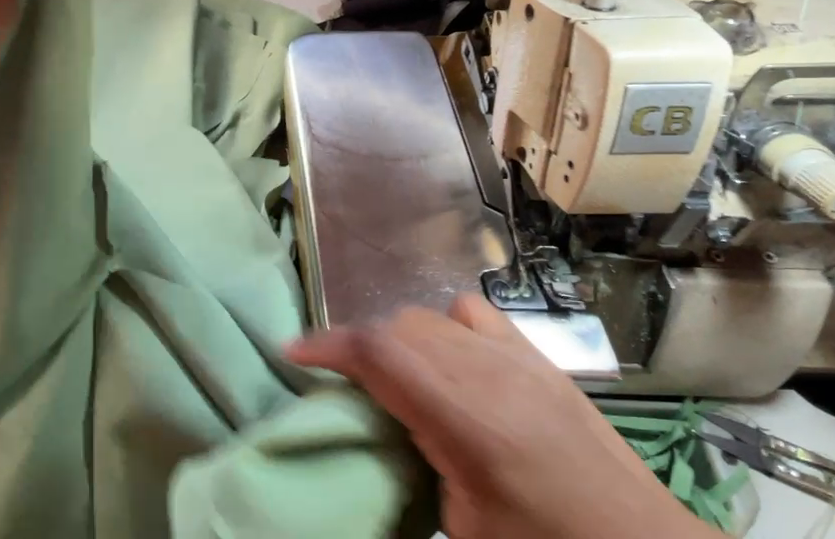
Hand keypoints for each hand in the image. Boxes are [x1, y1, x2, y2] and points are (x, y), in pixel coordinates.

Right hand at [286, 295, 720, 538]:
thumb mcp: (464, 532)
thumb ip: (410, 469)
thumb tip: (371, 441)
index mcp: (469, 423)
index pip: (379, 354)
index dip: (327, 346)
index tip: (292, 355)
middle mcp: (492, 374)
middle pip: (399, 328)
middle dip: (357, 348)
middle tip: (338, 385)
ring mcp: (521, 361)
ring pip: (431, 317)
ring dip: (397, 339)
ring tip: (389, 378)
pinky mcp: (542, 361)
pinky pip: (475, 317)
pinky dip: (444, 327)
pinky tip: (448, 362)